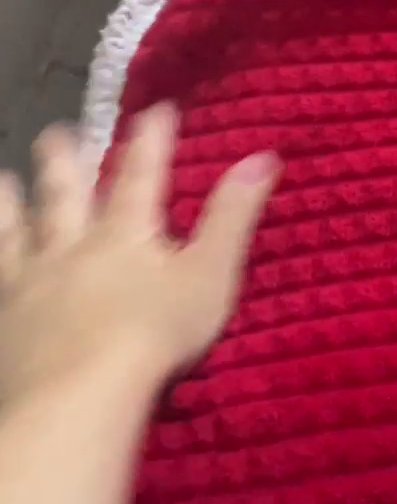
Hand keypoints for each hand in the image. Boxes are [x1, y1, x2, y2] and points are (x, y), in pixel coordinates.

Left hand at [0, 105, 277, 404]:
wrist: (77, 394)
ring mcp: (25, 288)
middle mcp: (67, 252)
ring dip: (7, 204)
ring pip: (11, 235)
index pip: (142, 178)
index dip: (151, 142)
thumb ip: (233, 213)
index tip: (155, 109)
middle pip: (64, 198)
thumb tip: (263, 157)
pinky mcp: (3, 323)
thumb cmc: (159, 329)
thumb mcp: (213, 269)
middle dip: (64, 163)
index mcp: (124, 237)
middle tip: (55, 132)